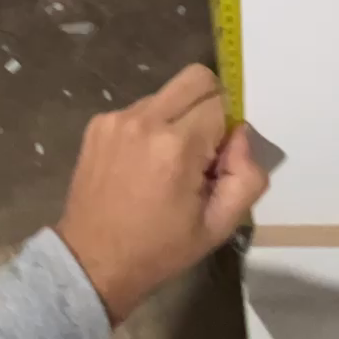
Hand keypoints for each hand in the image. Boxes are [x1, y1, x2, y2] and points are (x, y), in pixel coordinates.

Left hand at [53, 64, 270, 322]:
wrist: (92, 261)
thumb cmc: (159, 249)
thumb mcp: (219, 227)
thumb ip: (246, 176)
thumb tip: (242, 134)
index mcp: (176, 146)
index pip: (222, 103)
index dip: (229, 128)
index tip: (219, 158)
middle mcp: (145, 119)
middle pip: (196, 78)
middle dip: (210, 103)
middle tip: (203, 145)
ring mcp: (116, 117)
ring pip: (167, 92)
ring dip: (178, 116)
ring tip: (167, 161)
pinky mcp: (98, 122)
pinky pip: (140, 108)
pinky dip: (150, 126)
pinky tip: (141, 162)